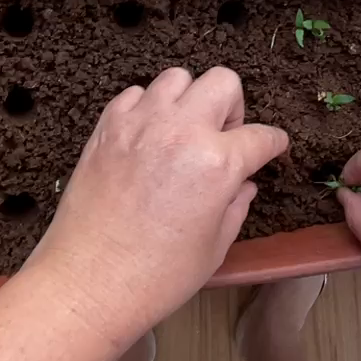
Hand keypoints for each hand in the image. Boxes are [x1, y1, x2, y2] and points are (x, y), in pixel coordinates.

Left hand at [23, 66, 288, 346]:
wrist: (87, 283)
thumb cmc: (156, 277)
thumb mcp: (214, 247)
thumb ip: (235, 206)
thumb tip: (242, 184)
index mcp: (217, 164)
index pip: (261, 136)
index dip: (273, 143)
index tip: (272, 146)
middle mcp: (182, 131)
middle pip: (224, 81)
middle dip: (233, 106)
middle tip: (222, 137)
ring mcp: (142, 122)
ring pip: (178, 77)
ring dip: (188, 100)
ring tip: (181, 131)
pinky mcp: (108, 125)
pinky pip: (136, 94)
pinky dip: (147, 108)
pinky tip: (146, 137)